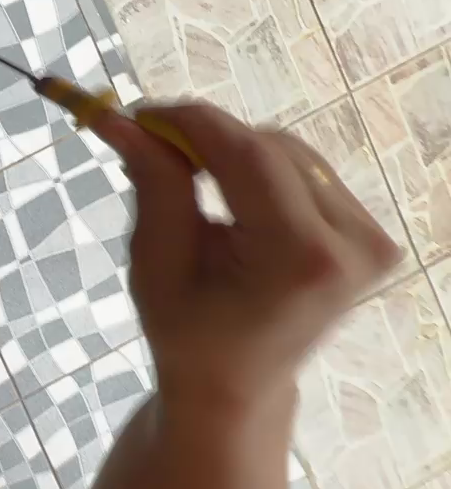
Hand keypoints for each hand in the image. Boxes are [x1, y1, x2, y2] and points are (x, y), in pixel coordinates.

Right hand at [92, 104, 403, 408]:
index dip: (187, 121)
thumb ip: (153, 182)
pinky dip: (249, 166)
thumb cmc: (182, 325)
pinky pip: (301, 171)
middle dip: (201, 135)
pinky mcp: (366, 231)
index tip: (131, 112)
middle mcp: (353, 239)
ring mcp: (370, 235)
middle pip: (270, 148)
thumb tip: (118, 122)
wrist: (235, 376)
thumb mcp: (156, 256)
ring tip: (175, 171)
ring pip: (287, 153)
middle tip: (140, 141)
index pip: (248, 155)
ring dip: (225, 150)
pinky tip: (215, 189)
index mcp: (298, 254)